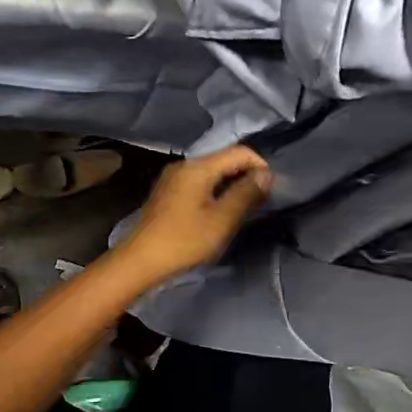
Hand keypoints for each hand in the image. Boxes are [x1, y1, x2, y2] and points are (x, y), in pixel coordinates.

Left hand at [117, 146, 271, 285]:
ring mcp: (172, 177)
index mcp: (198, 167)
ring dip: (231, 185)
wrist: (140, 259)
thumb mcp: (222, 219)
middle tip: (260, 201)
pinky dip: (214, 191)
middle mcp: (184, 165)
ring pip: (211, 172)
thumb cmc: (184, 240)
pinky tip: (218, 212)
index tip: (271, 190)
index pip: (239, 152)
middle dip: (246, 175)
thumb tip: (266, 173)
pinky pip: (198, 182)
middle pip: (224, 159)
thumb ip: (246, 193)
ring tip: (242, 208)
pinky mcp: (167, 191)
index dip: (260, 166)